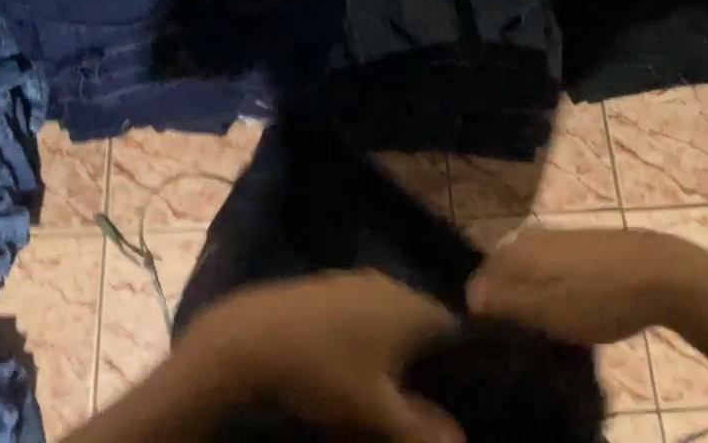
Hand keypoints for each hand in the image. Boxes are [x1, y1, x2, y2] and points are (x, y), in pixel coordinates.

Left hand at [174, 270, 464, 442]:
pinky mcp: (324, 286)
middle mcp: (387, 284)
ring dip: (389, 349)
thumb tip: (459, 440)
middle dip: (421, 360)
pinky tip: (344, 364)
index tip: (451, 397)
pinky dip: (361, 337)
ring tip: (380, 388)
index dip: (457, 365)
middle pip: (420, 323)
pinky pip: (359, 312)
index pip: (452, 329)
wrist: (249, 338)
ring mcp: (352, 281)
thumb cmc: (323, 371)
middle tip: (414, 400)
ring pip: (387, 317)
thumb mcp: (375, 411)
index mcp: (409, 306)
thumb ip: (421, 429)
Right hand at [467, 227, 707, 344]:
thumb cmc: (598, 297)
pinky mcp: (576, 246)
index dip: (486, 318)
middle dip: (510, 310)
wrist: (662, 273)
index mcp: (511, 249)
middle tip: (532, 340)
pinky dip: (554, 294)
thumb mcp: (545, 310)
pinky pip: (549, 274)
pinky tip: (575, 314)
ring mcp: (551, 239)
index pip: (476, 287)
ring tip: (556, 332)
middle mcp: (524, 237)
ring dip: (534, 304)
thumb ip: (501, 303)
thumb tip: (468, 299)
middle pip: (501, 281)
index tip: (507, 343)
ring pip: (526, 278)